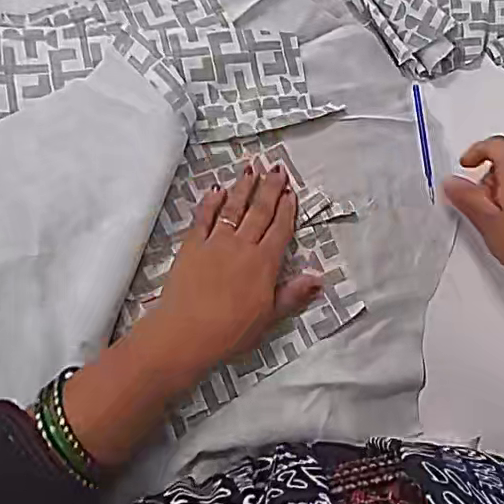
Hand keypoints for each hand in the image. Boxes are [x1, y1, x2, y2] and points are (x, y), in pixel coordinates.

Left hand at [127, 162, 322, 384]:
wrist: (185, 334)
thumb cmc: (230, 332)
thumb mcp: (269, 318)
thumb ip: (293, 294)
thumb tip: (318, 279)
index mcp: (264, 263)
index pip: (280, 229)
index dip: (287, 209)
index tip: (292, 192)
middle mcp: (242, 247)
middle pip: (259, 211)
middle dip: (270, 189)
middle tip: (277, 169)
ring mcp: (215, 243)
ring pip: (233, 209)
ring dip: (243, 188)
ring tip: (251, 169)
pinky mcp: (191, 247)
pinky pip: (203, 218)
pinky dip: (210, 202)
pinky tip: (217, 190)